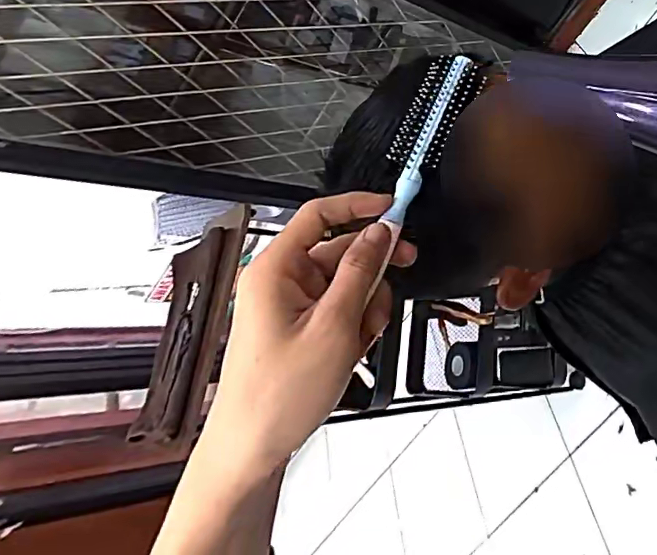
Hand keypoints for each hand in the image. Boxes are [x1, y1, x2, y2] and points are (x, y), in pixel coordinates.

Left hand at [199, 192, 416, 480]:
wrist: (251, 452)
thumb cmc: (274, 397)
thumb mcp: (332, 326)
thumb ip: (361, 271)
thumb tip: (380, 232)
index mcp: (276, 268)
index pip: (320, 213)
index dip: (358, 205)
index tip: (391, 206)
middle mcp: (282, 279)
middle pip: (340, 249)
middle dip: (373, 265)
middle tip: (404, 264)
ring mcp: (292, 303)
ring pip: (347, 280)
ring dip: (367, 301)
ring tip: (364, 333)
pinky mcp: (301, 324)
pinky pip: (340, 305)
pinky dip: (356, 320)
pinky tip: (356, 345)